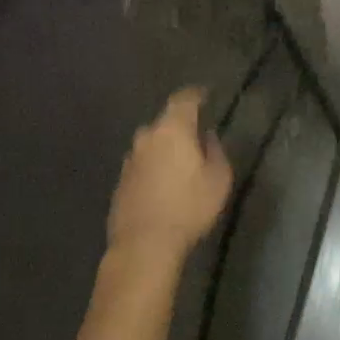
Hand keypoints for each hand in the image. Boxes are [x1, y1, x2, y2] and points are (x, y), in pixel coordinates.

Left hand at [107, 88, 232, 256]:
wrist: (143, 245)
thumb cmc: (188, 208)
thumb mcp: (218, 180)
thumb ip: (216, 151)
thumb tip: (208, 136)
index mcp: (172, 129)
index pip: (184, 98)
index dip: (196, 94)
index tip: (206, 95)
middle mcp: (147, 136)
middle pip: (165, 121)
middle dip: (180, 125)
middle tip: (195, 137)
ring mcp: (130, 159)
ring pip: (151, 143)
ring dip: (164, 148)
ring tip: (178, 164)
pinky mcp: (120, 181)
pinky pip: (141, 165)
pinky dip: (152, 168)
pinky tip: (161, 185)